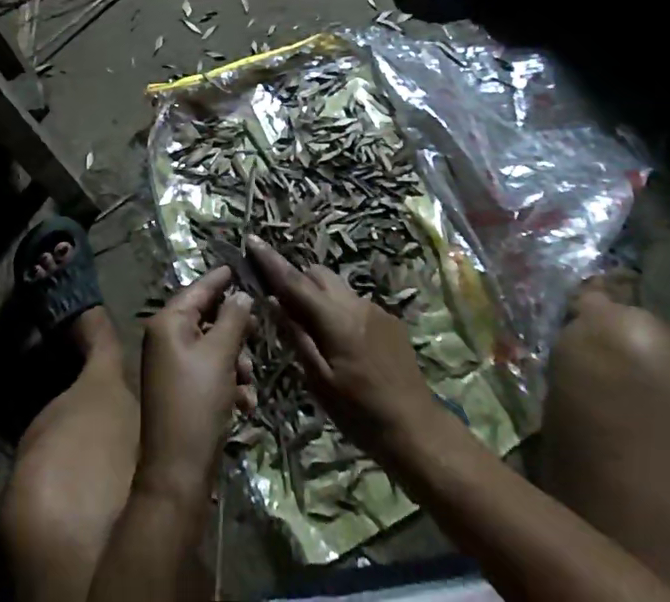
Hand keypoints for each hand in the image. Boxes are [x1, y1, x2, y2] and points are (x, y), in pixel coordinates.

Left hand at [133, 265, 256, 504]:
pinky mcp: (182, 390)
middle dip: (235, 331)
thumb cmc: (197, 401)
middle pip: (206, 319)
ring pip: (213, 349)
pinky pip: (210, 373)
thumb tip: (241, 295)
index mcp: (167, 323)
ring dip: (236, 362)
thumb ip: (233, 320)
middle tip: (257, 333)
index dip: (219, 279)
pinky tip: (244, 404)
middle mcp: (165, 339)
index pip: (197, 290)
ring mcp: (172, 366)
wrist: (178, 468)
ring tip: (249, 381)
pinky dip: (229, 383)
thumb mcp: (220, 355)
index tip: (237, 267)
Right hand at [246, 236, 442, 462]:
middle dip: (297, 279)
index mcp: (336, 320)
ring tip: (312, 327)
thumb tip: (273, 300)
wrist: (417, 429)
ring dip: (318, 295)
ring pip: (337, 287)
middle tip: (282, 305)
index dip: (271, 261)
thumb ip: (296, 335)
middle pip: (318, 274)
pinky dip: (338, 309)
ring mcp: (377, 311)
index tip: (252, 240)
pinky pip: (354, 303)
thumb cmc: (359, 413)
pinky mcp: (390, 321)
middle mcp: (357, 305)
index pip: (295, 281)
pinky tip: (341, 341)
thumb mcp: (318, 380)